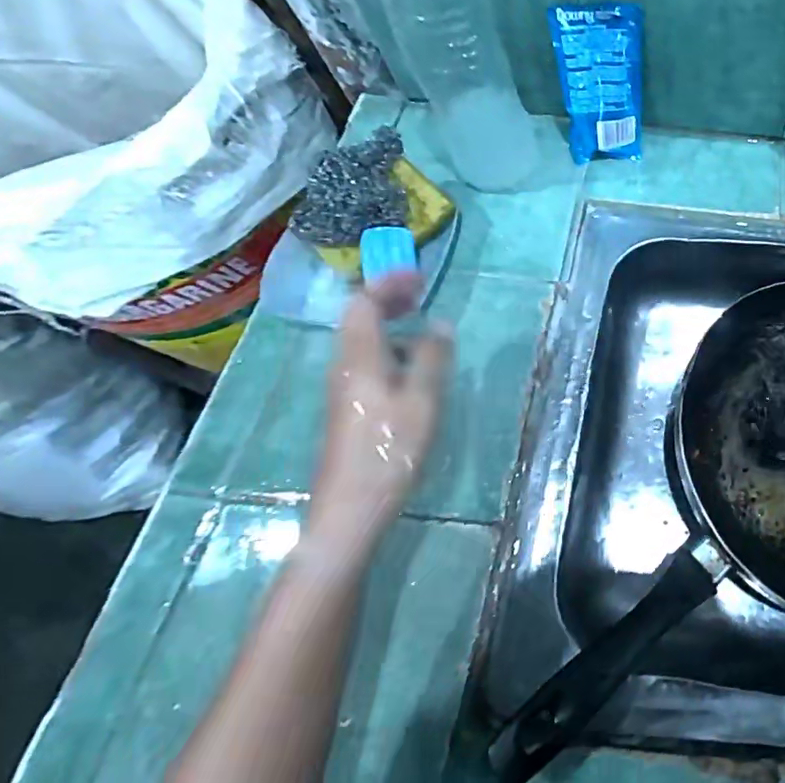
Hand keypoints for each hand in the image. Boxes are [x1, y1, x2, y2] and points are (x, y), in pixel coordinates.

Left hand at [310, 273, 450, 550]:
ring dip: (388, 320)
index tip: (420, 276)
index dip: (388, 283)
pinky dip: (388, 344)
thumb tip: (439, 323)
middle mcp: (344, 367)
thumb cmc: (389, 450)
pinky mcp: (349, 406)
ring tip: (422, 320)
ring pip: (361, 338)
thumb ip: (433, 357)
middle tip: (421, 291)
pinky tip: (413, 361)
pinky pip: (366, 358)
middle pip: (356, 318)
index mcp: (360, 359)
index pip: (363, 304)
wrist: (350, 508)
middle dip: (387, 297)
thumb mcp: (423, 400)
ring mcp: (344, 388)